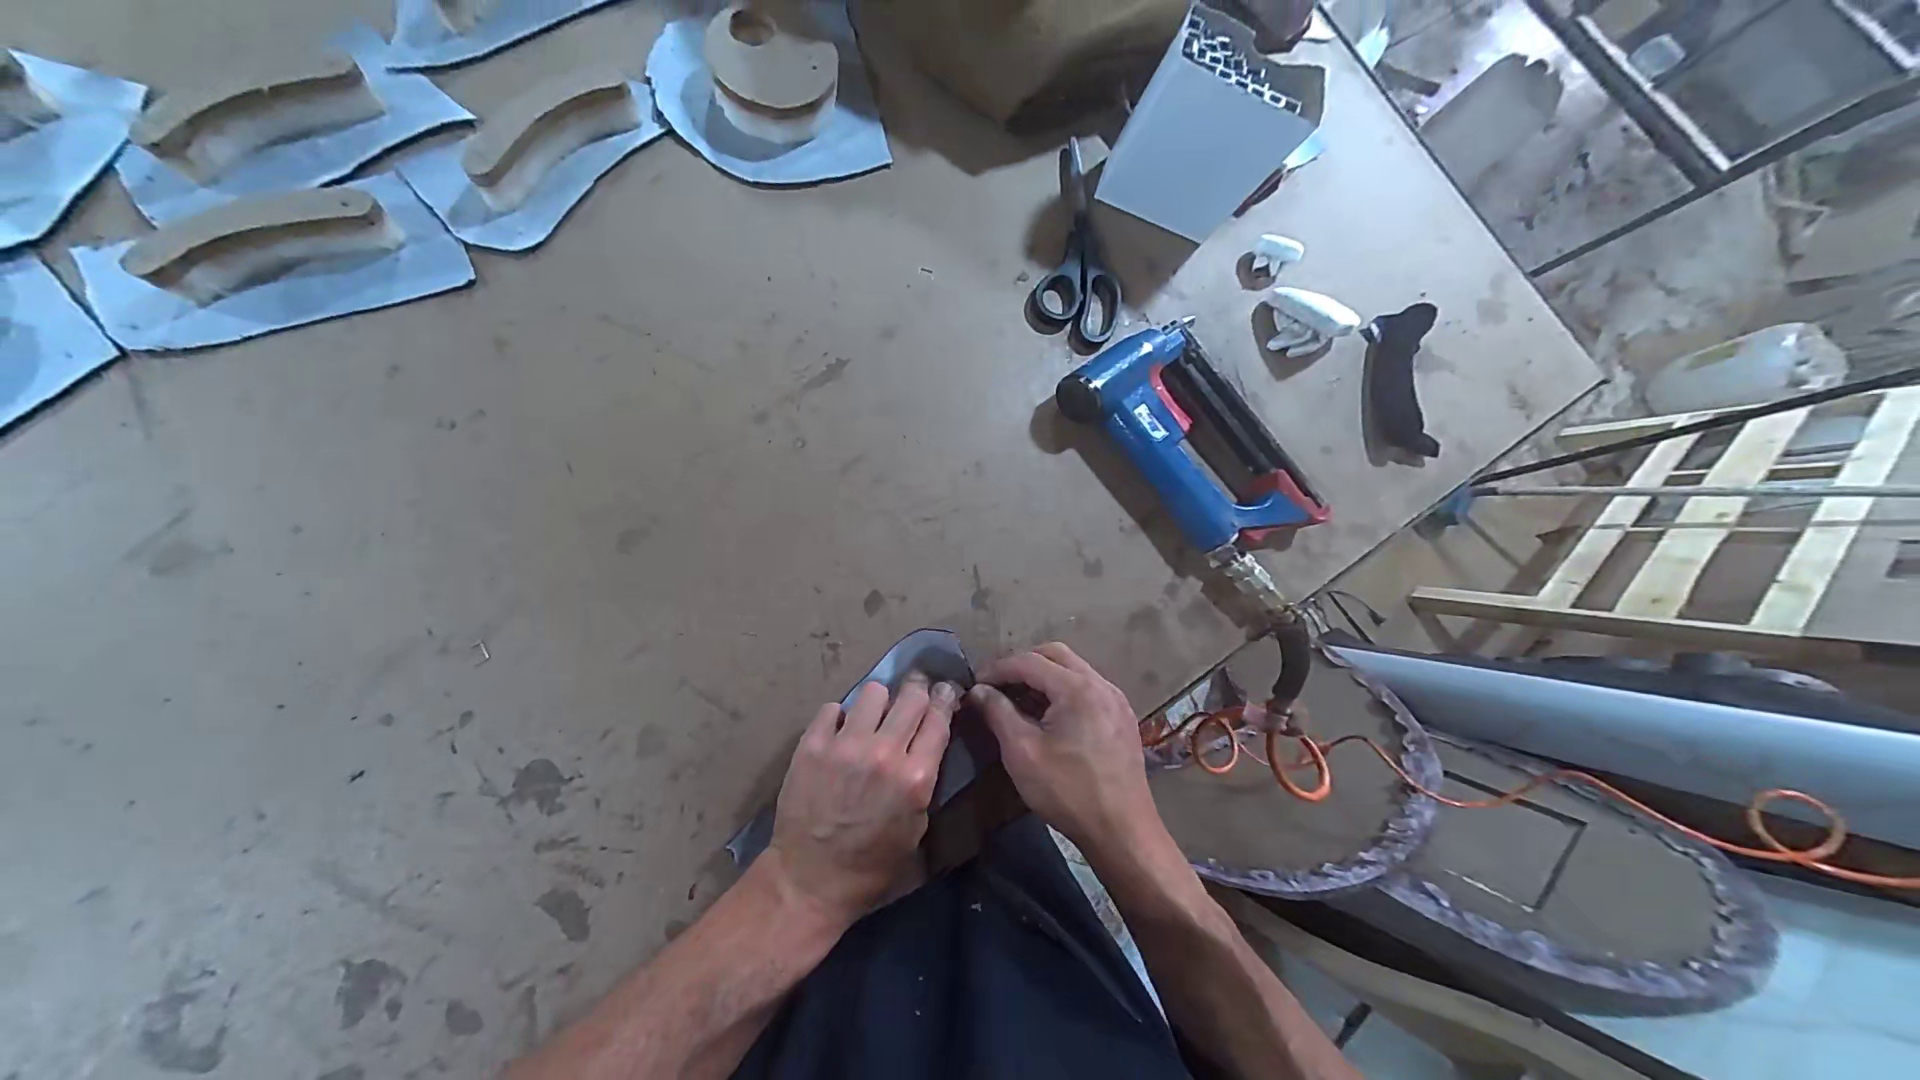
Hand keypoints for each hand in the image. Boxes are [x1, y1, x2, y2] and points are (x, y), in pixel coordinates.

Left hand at [764, 673, 955, 925]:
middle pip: (912, 696)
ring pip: (873, 692)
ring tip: (873, 717)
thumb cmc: (872, 864)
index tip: (945, 691)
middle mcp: (884, 753)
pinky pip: (832, 708)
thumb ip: (925, 780)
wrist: (810, 880)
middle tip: (914, 697)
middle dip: (917, 692)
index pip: (939, 718)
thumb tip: (927, 743)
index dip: (945, 699)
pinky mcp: (811, 745)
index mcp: (915, 777)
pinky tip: (839, 733)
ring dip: (879, 703)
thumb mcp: (917, 828)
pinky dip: (839, 717)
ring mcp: (845, 745)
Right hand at [968, 643, 1158, 857]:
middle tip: (995, 685)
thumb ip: (997, 713)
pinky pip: (1087, 688)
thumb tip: (978, 690)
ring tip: (1016, 699)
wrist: (1122, 832)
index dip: (998, 668)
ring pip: (1073, 670)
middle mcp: (1101, 684)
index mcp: (1078, 688)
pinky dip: (1062, 691)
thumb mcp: (1022, 752)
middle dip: (1022, 664)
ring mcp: (1116, 700)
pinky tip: (1046, 715)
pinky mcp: (1122, 718)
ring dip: (1043, 677)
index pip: (1029, 661)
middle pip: (1054, 655)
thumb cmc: (1068, 792)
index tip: (974, 683)